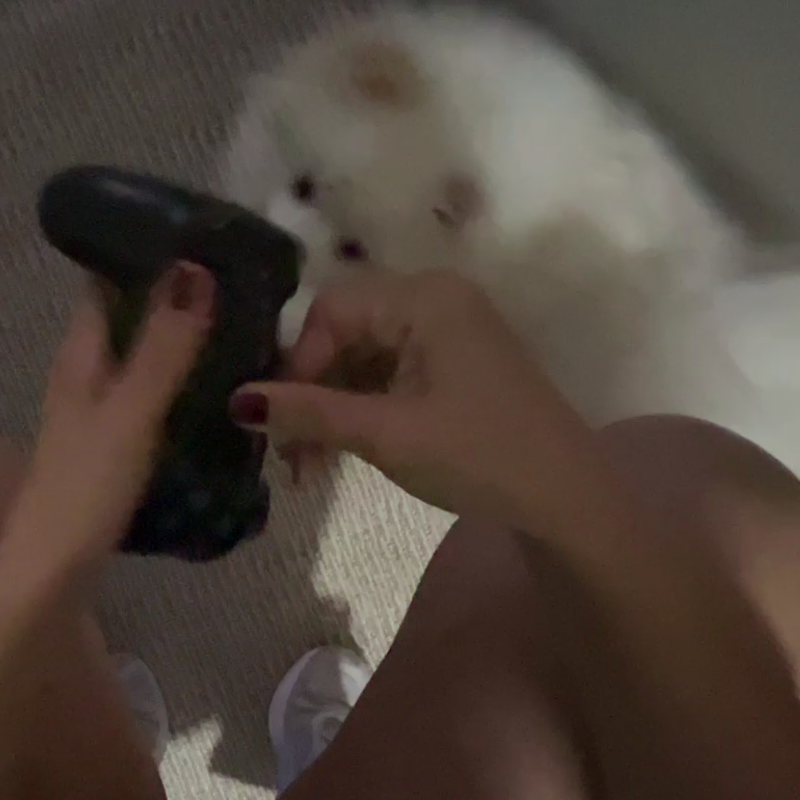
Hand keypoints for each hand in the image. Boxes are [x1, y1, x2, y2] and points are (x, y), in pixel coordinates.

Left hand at [1, 263, 214, 573]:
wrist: (51, 573)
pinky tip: (212, 400)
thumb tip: (195, 266)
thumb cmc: (84, 489)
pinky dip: (177, 393)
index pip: (104, 285)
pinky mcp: (109, 455)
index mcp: (78, 359)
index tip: (205, 237)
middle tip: (243, 288)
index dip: (145, 255)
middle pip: (126, 325)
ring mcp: (94, 420)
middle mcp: (82, 381)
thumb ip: (163, 348)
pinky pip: (147, 405)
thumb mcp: (129, 413)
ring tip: (241, 335)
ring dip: (178, 349)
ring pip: (139, 366)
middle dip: (174, 302)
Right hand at [228, 270, 608, 537]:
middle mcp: (434, 302)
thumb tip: (236, 401)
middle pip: (342, 333)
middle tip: (286, 453)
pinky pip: (383, 378)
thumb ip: (309, 412)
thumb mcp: (385, 433)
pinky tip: (335, 454)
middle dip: (308, 393)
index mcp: (425, 299)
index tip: (280, 421)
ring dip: (326, 410)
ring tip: (307, 467)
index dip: (296, 364)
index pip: (331, 311)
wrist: (564, 501)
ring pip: (358, 360)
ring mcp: (444, 336)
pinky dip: (354, 413)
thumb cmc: (477, 456)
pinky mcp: (448, 369)